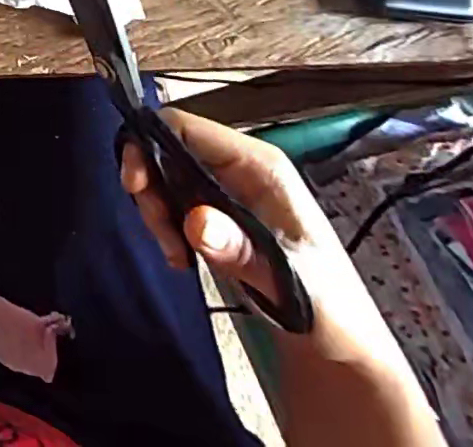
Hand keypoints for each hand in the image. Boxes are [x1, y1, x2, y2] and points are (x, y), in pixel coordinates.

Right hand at [122, 108, 411, 368]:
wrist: (337, 345)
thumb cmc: (326, 309)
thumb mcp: (288, 283)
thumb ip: (240, 249)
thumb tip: (194, 220)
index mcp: (258, 164)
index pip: (183, 126)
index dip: (148, 145)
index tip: (135, 185)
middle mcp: (237, 165)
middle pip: (165, 148)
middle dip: (150, 186)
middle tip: (158, 229)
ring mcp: (224, 185)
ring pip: (161, 173)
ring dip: (155, 210)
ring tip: (175, 252)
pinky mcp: (212, 208)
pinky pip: (169, 198)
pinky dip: (162, 223)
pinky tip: (180, 254)